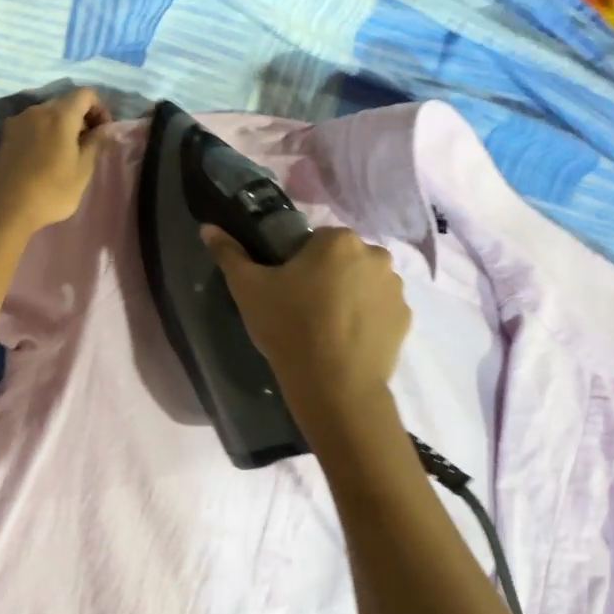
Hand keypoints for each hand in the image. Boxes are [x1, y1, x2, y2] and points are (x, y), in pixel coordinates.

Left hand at [0, 88, 110, 232]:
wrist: (5, 208)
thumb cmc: (50, 191)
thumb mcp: (82, 170)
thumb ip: (95, 143)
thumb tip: (104, 128)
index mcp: (59, 115)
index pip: (85, 94)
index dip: (100, 108)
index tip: (103, 132)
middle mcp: (36, 111)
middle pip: (65, 103)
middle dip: (80, 118)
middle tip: (87, 145)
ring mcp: (17, 122)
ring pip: (46, 114)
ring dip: (60, 126)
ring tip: (65, 154)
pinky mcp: (4, 136)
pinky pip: (31, 126)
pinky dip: (43, 133)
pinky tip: (44, 158)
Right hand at [201, 226, 412, 436]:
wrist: (334, 384)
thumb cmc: (288, 326)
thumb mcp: (247, 288)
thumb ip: (229, 253)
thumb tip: (208, 228)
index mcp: (338, 240)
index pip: (315, 238)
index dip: (296, 259)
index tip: (283, 283)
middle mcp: (376, 256)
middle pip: (342, 258)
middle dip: (325, 274)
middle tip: (299, 304)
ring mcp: (396, 289)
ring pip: (363, 282)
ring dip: (347, 293)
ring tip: (322, 325)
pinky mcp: (405, 319)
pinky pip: (378, 308)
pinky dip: (364, 317)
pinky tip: (342, 338)